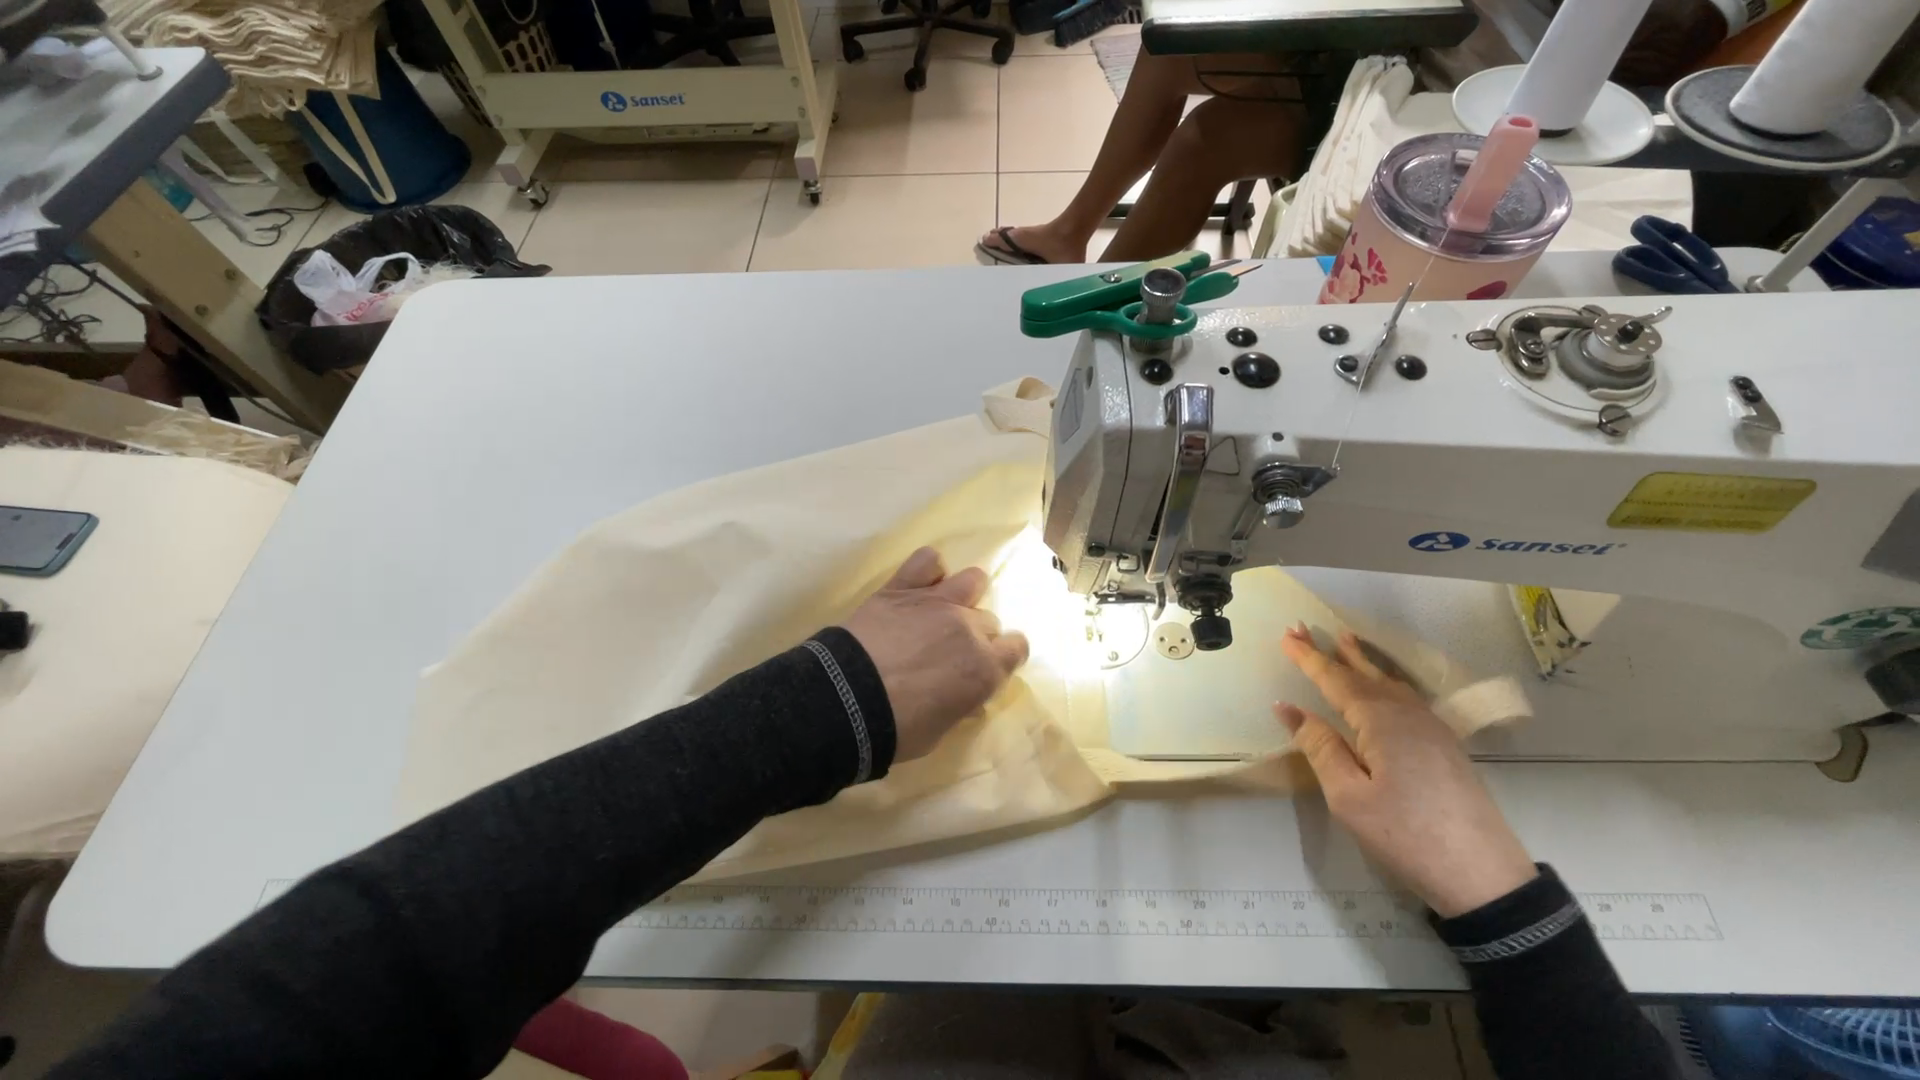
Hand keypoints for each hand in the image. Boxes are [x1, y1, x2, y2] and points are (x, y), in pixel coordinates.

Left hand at [843, 548, 1029, 762]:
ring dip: (964, 596)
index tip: (987, 666)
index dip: (1004, 656)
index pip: (1018, 647)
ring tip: (942, 612)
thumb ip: (959, 705)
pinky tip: (919, 586)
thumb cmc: (896, 729)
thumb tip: (966, 698)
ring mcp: (937, 602)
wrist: (845, 702)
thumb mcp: (940, 730)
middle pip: (989, 620)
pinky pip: (928, 560)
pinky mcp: (901, 588)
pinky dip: (929, 570)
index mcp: (984, 668)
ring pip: (972, 581)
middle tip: (950, 652)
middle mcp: (968, 628)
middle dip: (976, 635)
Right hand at [1277, 623, 1536, 917]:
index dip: (1310, 658)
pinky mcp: (1444, 747)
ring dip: (1363, 663)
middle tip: (1307, 629)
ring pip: (1391, 684)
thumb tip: (1290, 708)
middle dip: (1335, 653)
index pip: (1337, 680)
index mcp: (1382, 721)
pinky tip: (1383, 686)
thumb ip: (1320, 747)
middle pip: (1365, 675)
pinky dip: (1385, 681)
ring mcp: (1432, 729)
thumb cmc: (1405, 835)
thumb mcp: (1348, 796)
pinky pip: (1407, 698)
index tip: (1287, 636)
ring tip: (1346, 642)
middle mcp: (1409, 715)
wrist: (1482, 875)